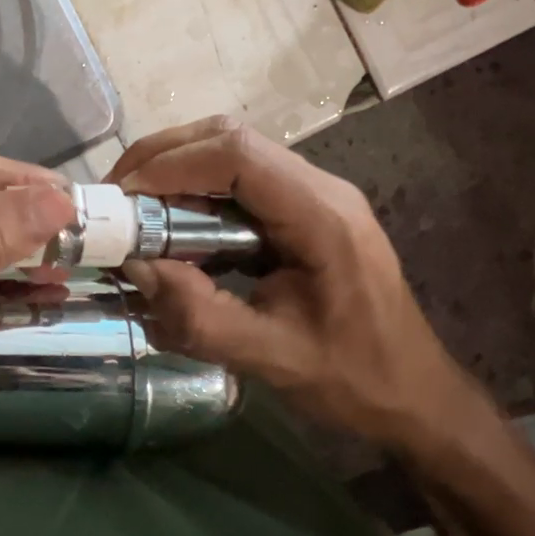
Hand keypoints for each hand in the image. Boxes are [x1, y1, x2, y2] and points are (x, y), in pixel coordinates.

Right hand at [107, 116, 481, 448]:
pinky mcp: (302, 209)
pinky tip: (170, 222)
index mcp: (321, 216)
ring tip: (133, 205)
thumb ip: (200, 316)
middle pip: (229, 138)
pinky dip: (195, 188)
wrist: (418, 398)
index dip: (172, 163)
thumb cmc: (355, 379)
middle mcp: (319, 189)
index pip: (237, 156)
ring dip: (176, 168)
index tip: (123, 195)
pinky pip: (239, 179)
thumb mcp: (272, 357)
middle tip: (116, 194)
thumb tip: (136, 267)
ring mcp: (313, 194)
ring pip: (231, 150)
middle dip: (164, 156)